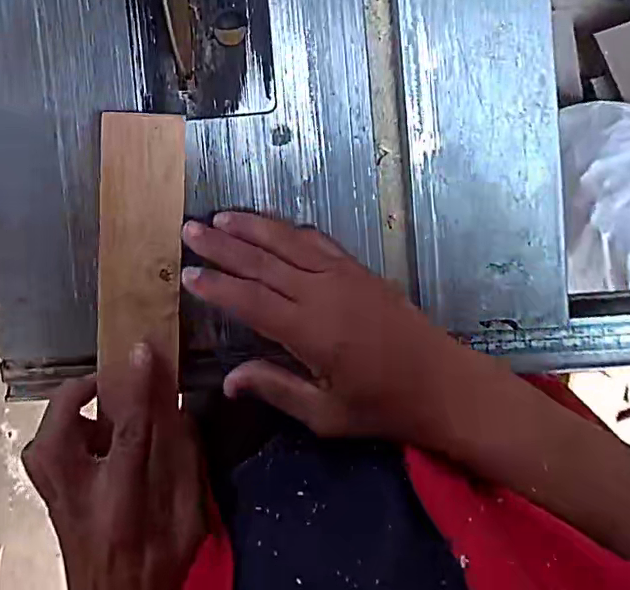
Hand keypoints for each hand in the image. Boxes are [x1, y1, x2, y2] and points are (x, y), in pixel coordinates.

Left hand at [21, 342, 206, 589]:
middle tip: (106, 381)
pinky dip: (62, 435)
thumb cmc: (159, 568)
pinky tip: (90, 436)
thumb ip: (187, 461)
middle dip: (75, 395)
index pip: (126, 433)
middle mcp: (78, 503)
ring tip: (95, 406)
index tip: (142, 351)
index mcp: (121, 505)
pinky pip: (43, 458)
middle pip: (56, 438)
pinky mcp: (50, 507)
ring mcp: (56, 508)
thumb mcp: (189, 521)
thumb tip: (178, 409)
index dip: (135, 387)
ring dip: (65, 416)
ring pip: (40, 448)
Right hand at [180, 211, 503, 446]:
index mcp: (311, 331)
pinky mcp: (357, 268)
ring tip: (221, 216)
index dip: (217, 286)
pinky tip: (272, 225)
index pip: (251, 301)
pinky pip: (317, 241)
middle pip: (263, 262)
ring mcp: (342, 274)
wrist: (441, 381)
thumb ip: (276, 389)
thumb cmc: (383, 405)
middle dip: (223, 245)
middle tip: (190, 228)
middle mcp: (322, 292)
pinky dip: (290, 230)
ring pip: (288, 242)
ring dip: (253, 227)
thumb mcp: (326, 414)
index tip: (188, 272)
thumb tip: (229, 381)